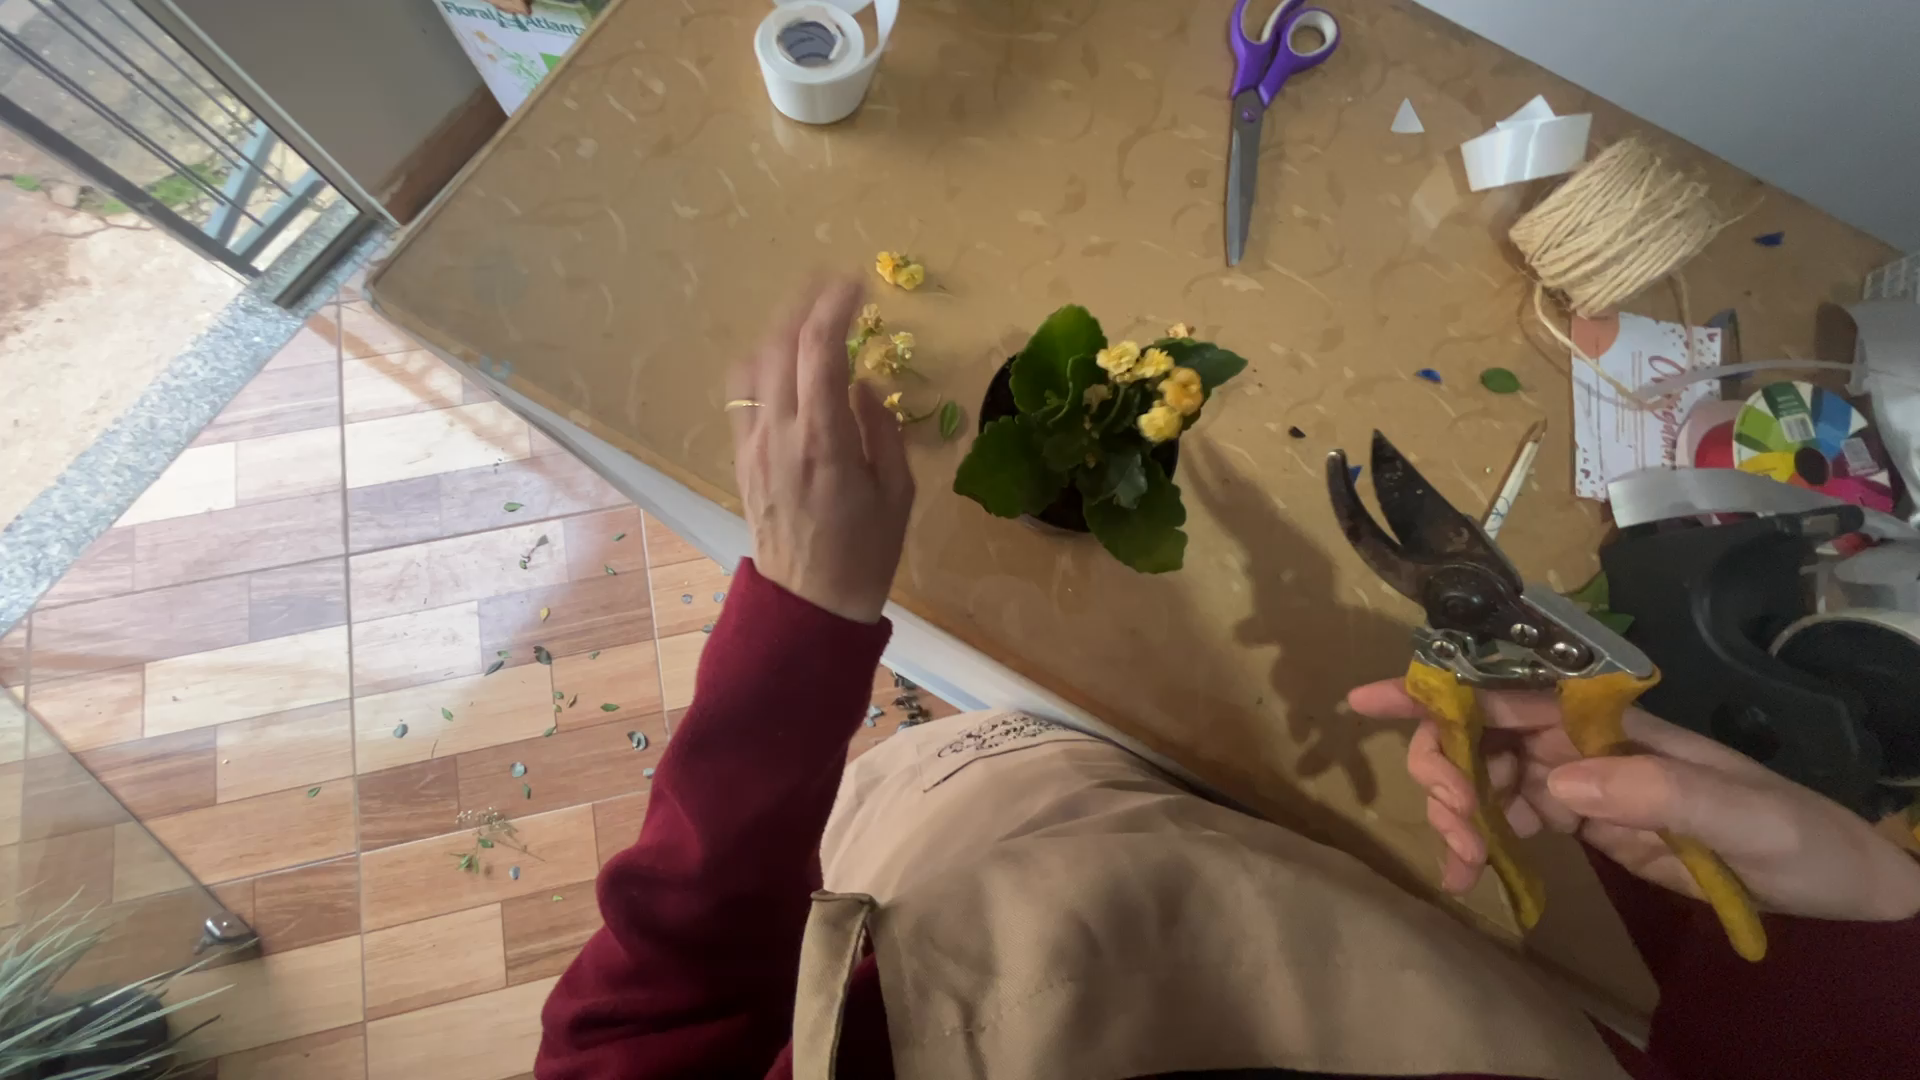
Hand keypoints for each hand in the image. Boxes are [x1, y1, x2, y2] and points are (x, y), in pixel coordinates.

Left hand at [728, 280, 913, 623]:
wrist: (810, 602)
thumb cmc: (866, 552)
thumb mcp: (898, 493)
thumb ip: (881, 430)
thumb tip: (862, 385)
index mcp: (826, 442)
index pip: (821, 351)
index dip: (836, 308)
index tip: (855, 285)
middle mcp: (782, 434)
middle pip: (781, 345)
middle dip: (805, 305)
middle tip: (833, 288)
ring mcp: (754, 445)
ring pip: (755, 365)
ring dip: (779, 331)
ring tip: (806, 318)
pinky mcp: (742, 458)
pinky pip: (741, 396)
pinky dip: (759, 366)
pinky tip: (779, 364)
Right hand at [1348, 679, 1919, 922]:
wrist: (1829, 885)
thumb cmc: (1794, 836)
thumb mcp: (1743, 815)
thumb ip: (1658, 789)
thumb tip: (1557, 783)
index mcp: (1597, 721)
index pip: (1498, 693)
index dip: (1428, 692)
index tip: (1366, 701)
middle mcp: (1567, 739)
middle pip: (1470, 734)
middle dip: (1443, 769)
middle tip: (1455, 818)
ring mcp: (1563, 776)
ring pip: (1475, 777)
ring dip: (1455, 812)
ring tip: (1466, 855)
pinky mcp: (1565, 815)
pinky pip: (1499, 819)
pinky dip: (1475, 843)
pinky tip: (1468, 872)